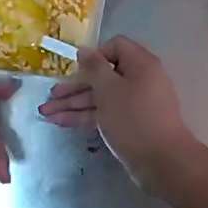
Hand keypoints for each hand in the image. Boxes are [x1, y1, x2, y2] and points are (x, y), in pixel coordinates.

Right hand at [38, 36, 199, 190]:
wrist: (162, 161)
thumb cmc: (134, 118)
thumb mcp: (109, 89)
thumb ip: (94, 68)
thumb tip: (84, 50)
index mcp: (140, 64)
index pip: (116, 47)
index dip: (95, 56)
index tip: (77, 70)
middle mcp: (139, 80)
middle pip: (103, 76)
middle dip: (74, 86)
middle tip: (50, 96)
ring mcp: (135, 104)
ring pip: (101, 98)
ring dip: (74, 103)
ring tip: (45, 113)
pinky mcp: (130, 125)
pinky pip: (104, 114)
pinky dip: (84, 117)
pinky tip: (60, 122)